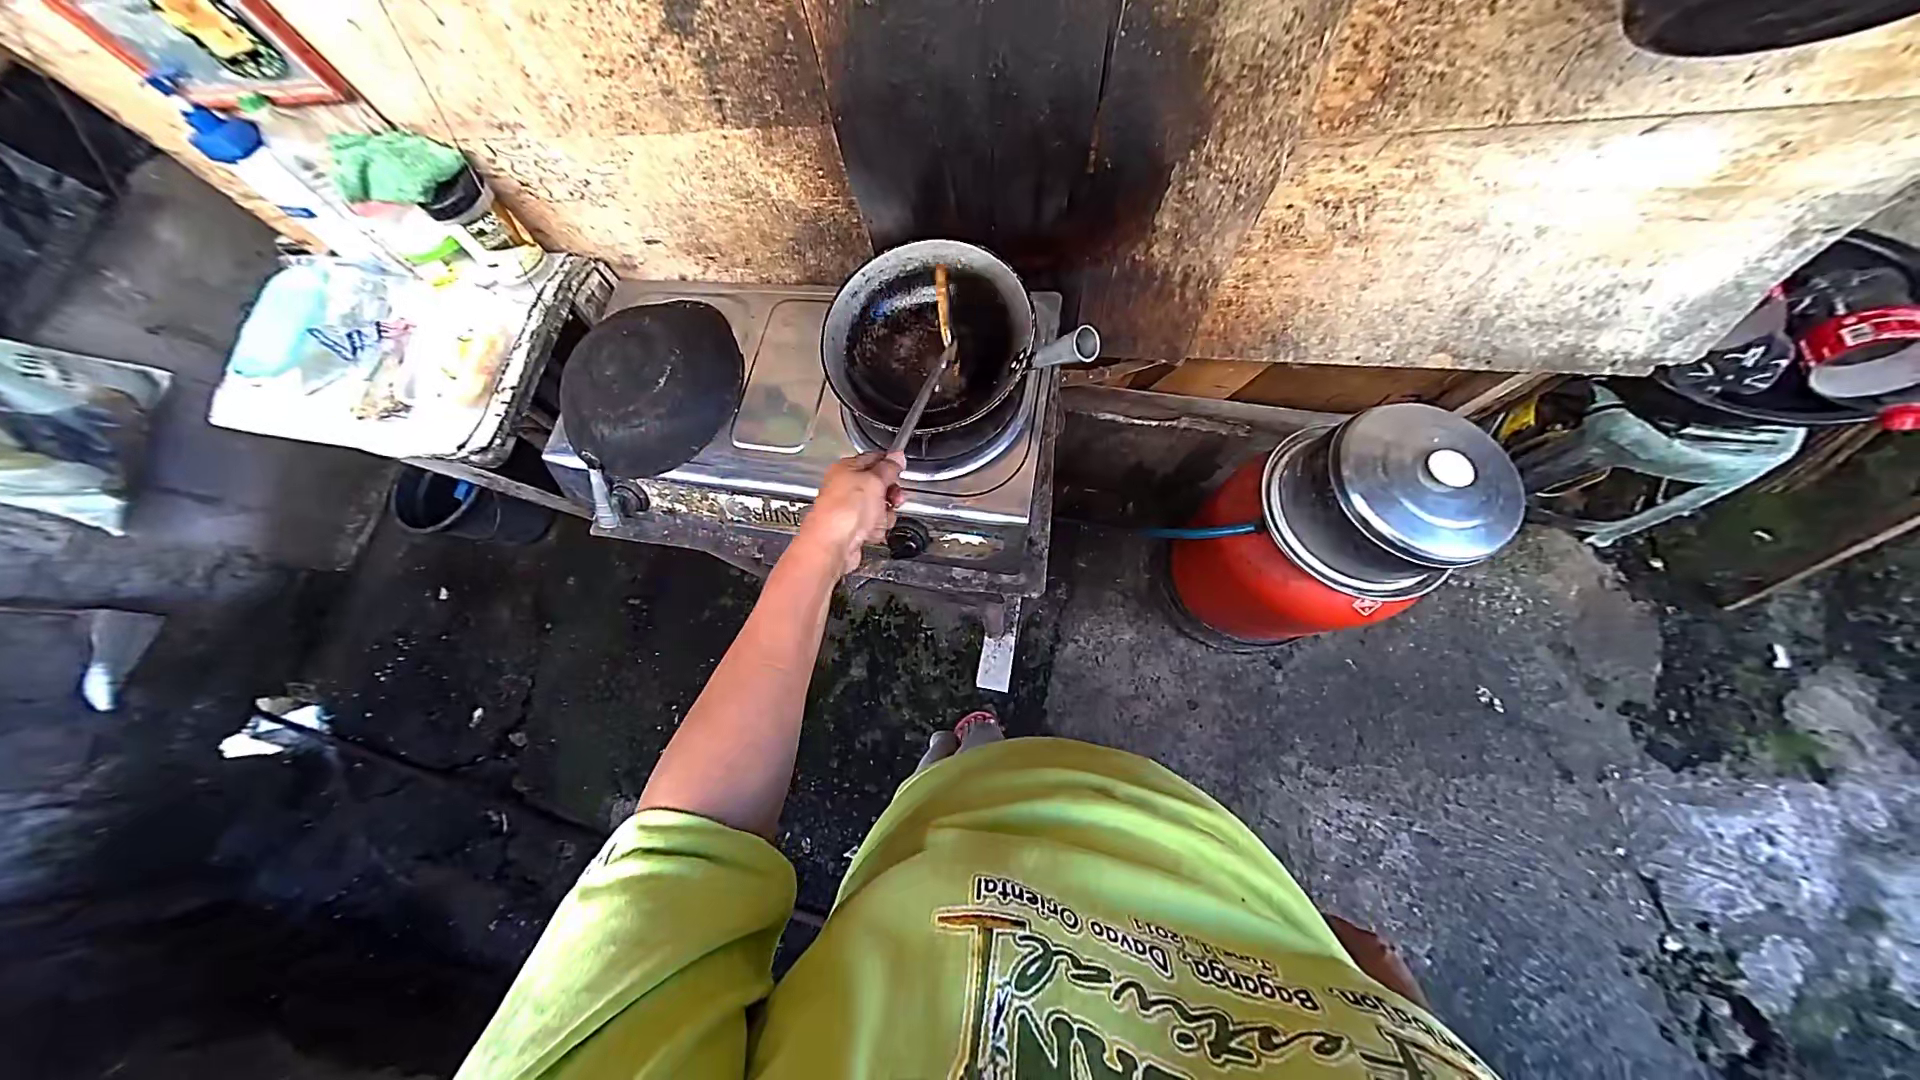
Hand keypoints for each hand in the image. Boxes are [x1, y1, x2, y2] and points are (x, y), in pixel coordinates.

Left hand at [798, 451, 904, 574]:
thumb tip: (897, 456)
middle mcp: (845, 488)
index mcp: (846, 468)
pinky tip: (870, 531)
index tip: (901, 469)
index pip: (873, 459)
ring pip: (880, 508)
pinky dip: (877, 529)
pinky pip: (875, 525)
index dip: (890, 464)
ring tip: (877, 518)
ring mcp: (849, 510)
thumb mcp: (875, 480)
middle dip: (890, 494)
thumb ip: (889, 468)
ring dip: (885, 514)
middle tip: (893, 497)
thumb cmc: (845, 509)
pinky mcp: (853, 529)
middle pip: (878, 486)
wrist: (833, 544)